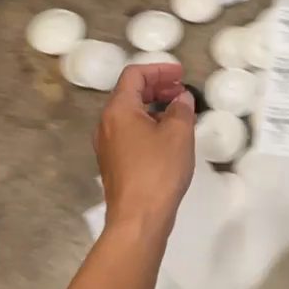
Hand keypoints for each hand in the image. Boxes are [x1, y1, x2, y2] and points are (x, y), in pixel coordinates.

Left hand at [94, 63, 195, 232]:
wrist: (138, 218)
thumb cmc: (159, 170)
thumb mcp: (178, 133)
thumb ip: (181, 109)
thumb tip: (181, 99)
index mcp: (119, 110)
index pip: (134, 76)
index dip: (159, 70)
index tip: (180, 74)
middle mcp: (106, 124)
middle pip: (129, 93)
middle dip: (157, 87)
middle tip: (181, 90)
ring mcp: (108, 145)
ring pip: (130, 114)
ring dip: (154, 107)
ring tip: (179, 113)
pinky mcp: (114, 163)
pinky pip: (130, 132)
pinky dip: (149, 125)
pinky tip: (168, 136)